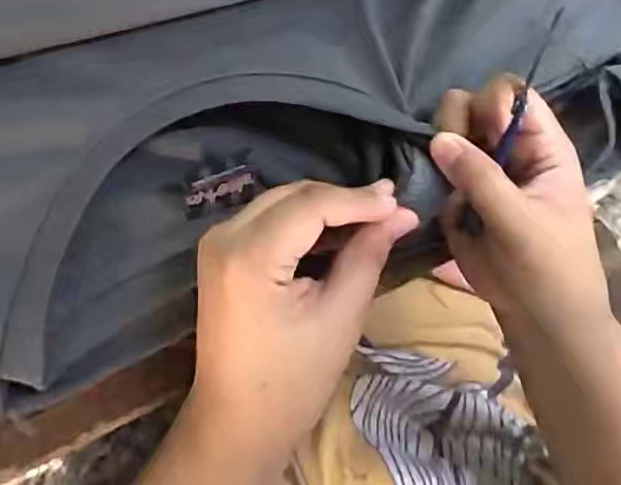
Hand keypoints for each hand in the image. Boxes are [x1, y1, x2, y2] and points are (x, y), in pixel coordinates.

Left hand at [178, 179, 418, 476]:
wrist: (235, 425)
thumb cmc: (292, 382)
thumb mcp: (340, 319)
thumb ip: (368, 256)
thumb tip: (402, 215)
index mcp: (249, 255)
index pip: (311, 205)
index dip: (358, 200)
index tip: (400, 201)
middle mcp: (226, 235)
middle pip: (295, 196)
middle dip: (344, 198)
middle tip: (392, 205)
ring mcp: (218, 239)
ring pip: (283, 200)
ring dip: (326, 204)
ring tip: (373, 211)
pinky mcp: (221, 248)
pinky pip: (269, 216)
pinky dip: (304, 218)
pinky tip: (337, 226)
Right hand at [430, 77, 613, 343]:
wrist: (542, 325)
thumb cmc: (550, 272)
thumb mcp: (522, 224)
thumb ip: (482, 179)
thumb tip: (438, 138)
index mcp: (542, 146)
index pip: (514, 95)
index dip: (493, 103)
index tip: (481, 132)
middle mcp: (510, 148)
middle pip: (474, 104)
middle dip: (457, 122)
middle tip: (449, 158)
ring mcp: (483, 167)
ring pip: (451, 129)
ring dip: (439, 145)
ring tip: (442, 179)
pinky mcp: (460, 188)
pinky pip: (437, 161)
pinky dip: (429, 166)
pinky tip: (431, 187)